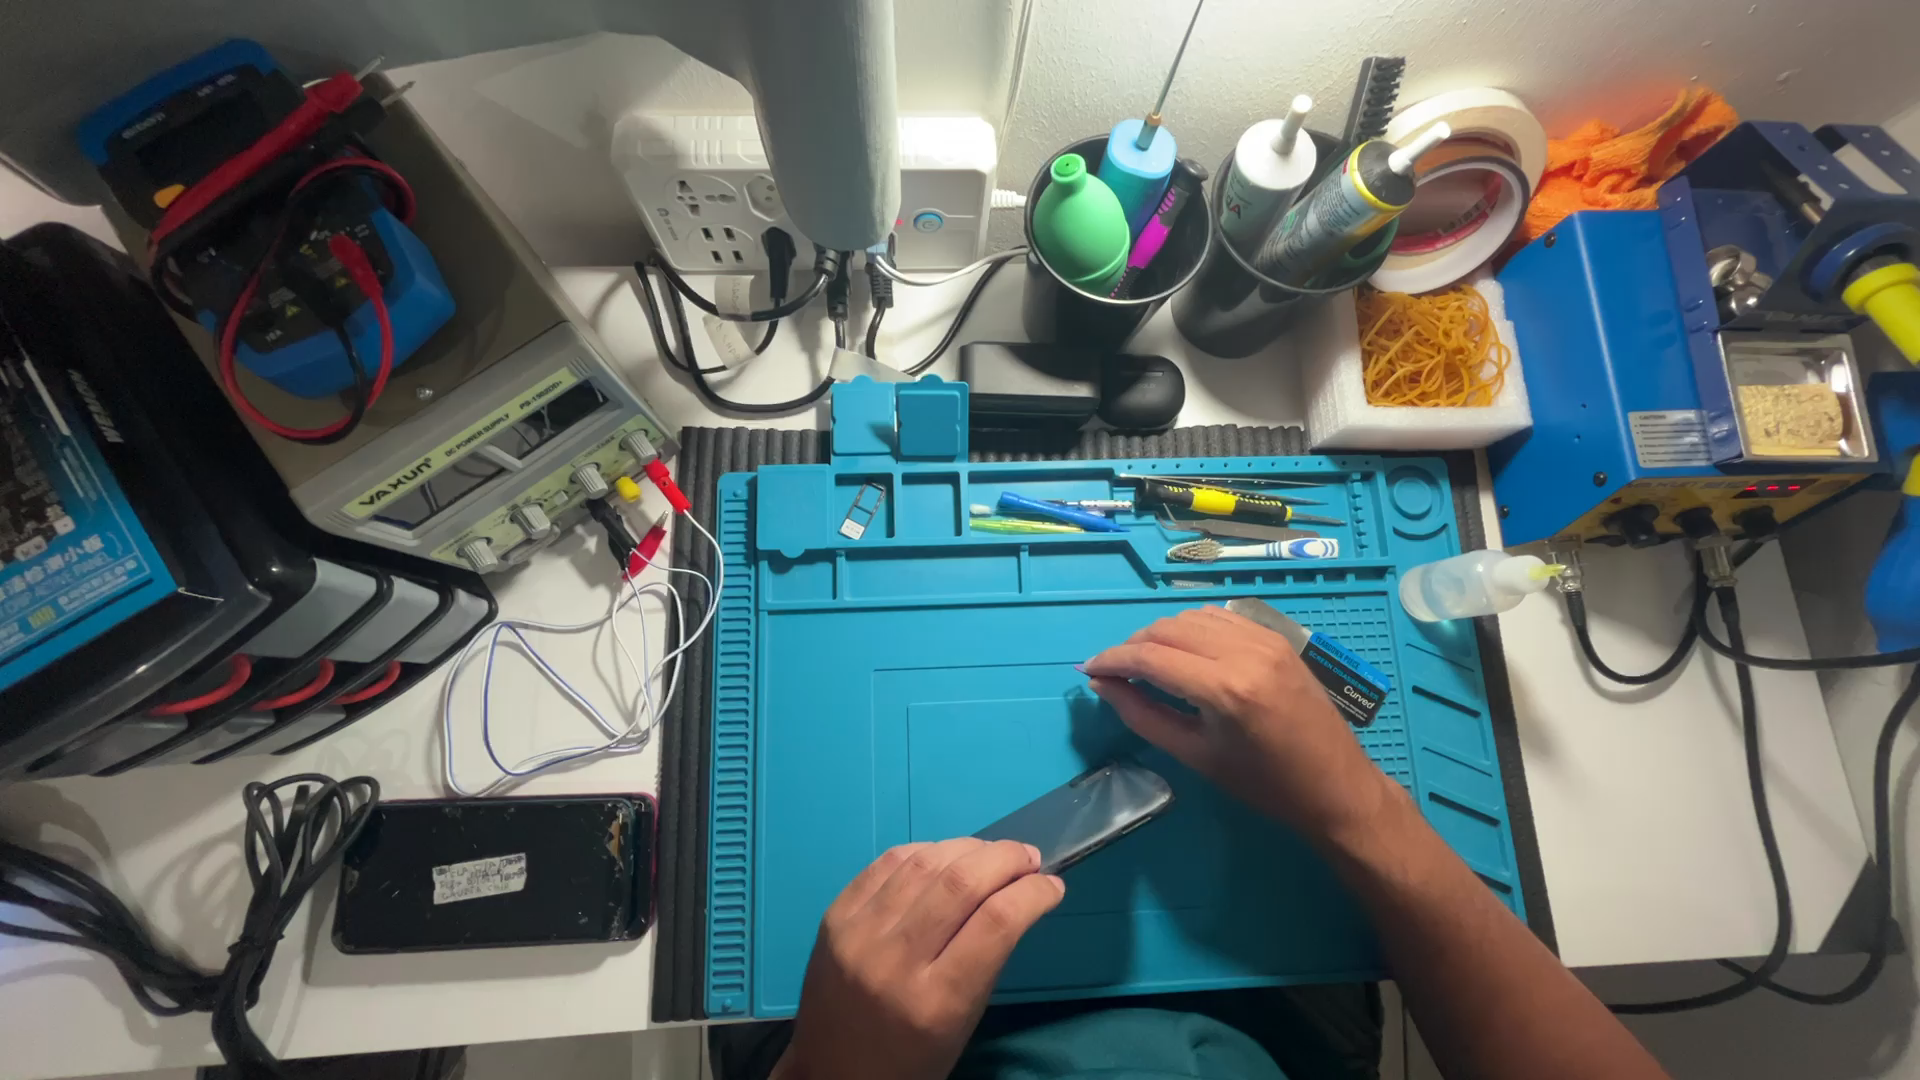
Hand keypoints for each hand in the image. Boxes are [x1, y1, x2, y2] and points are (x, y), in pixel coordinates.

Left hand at [774, 838, 1064, 1079]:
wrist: (829, 1072)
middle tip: (1028, 858)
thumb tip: (1019, 889)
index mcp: (935, 1002)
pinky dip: (927, 850)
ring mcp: (859, 931)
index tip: (1052, 885)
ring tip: (991, 854)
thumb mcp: (963, 1020)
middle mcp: (894, 960)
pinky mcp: (836, 912)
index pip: (996, 923)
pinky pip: (889, 860)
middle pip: (961, 882)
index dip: (1032, 893)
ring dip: (969, 847)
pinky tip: (946, 854)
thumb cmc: (911, 1058)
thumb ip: (988, 954)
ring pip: (926, 861)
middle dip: (1006, 858)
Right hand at [1082, 605, 1397, 843]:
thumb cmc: (1264, 784)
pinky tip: (1183, 652)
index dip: (1112, 660)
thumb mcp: (1195, 755)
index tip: (1089, 671)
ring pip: (1190, 617)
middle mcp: (1244, 652)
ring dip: (1159, 635)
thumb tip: (1102, 685)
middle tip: (1115, 673)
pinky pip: (1218, 617)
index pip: (1150, 657)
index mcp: (1225, 689)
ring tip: (1146, 664)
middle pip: (1166, 629)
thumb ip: (1142, 715)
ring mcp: (1264, 639)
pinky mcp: (1275, 637)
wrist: (1337, 787)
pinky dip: (1190, 629)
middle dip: (1132, 646)